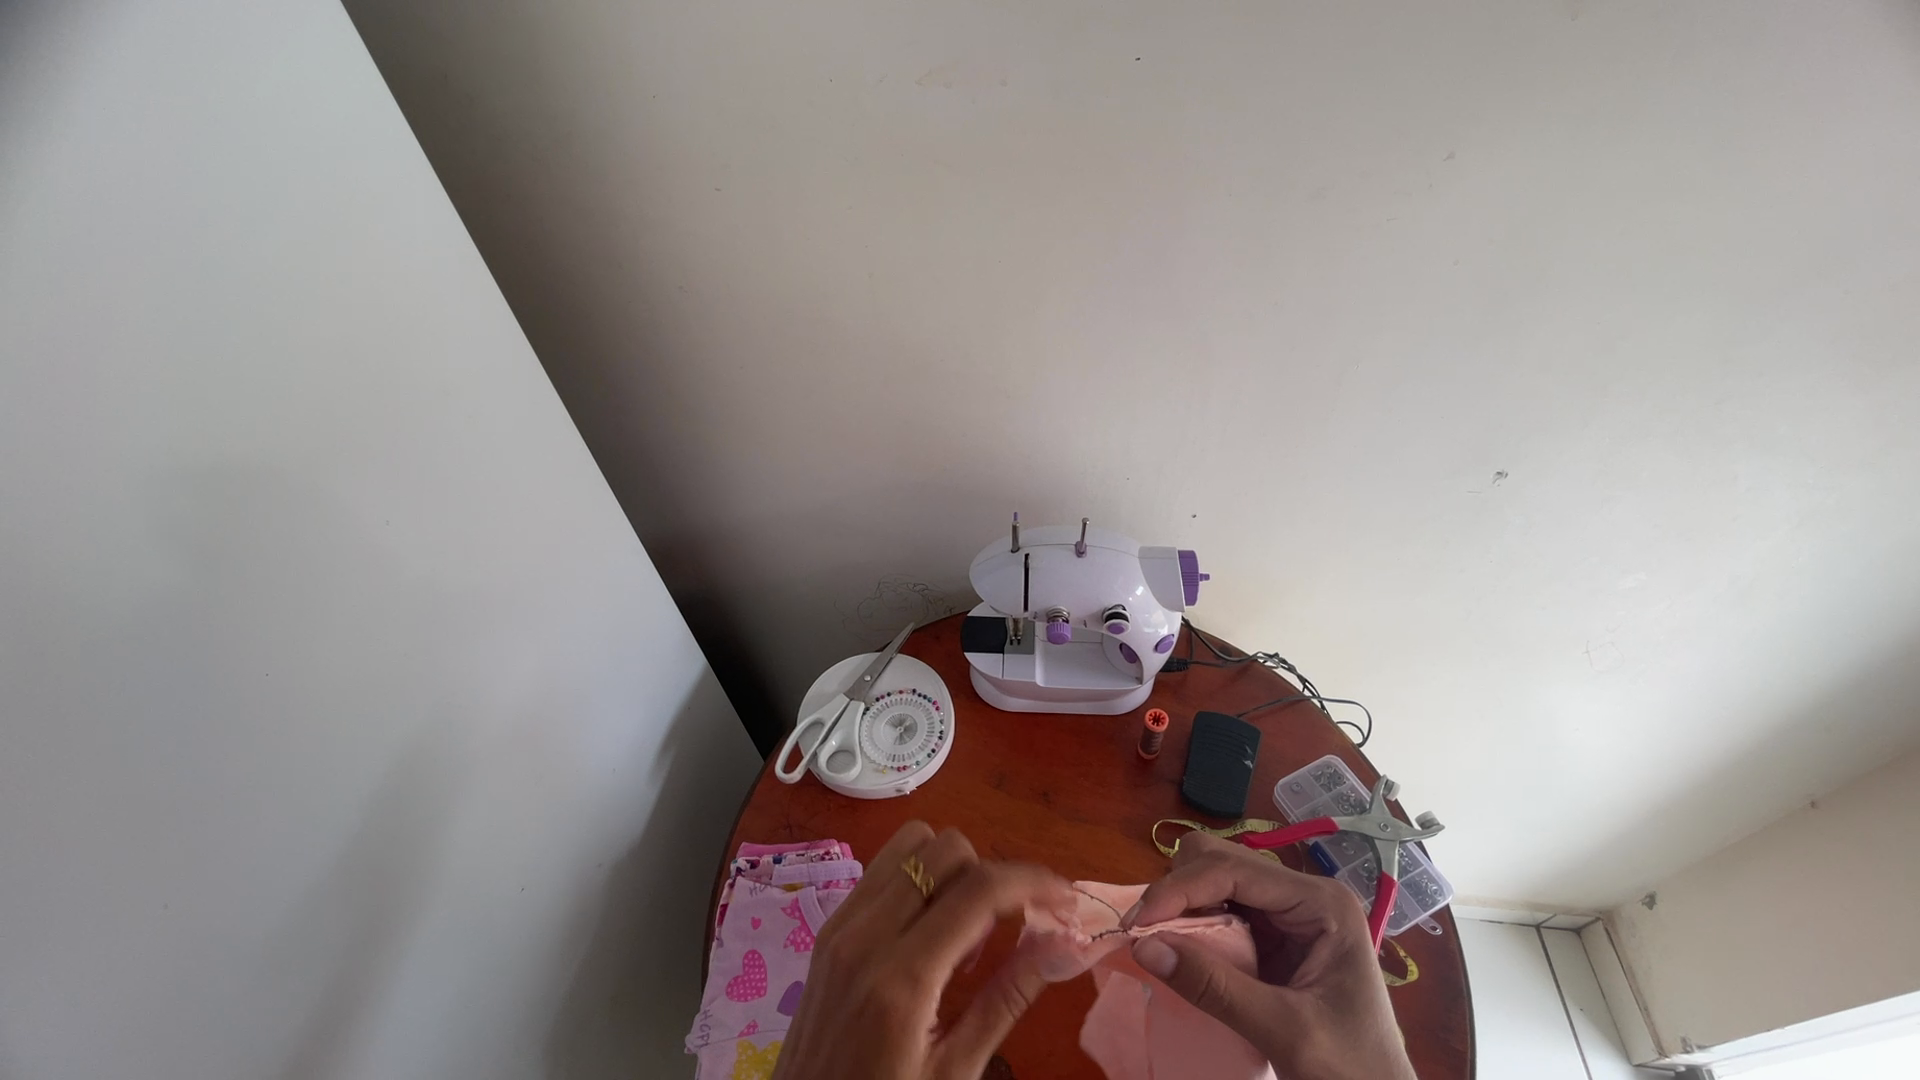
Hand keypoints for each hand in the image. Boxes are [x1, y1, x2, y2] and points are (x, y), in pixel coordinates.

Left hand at [773, 822, 1076, 1079]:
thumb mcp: (956, 1072)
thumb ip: (1009, 996)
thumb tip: (1064, 942)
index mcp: (902, 977)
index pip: (979, 889)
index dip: (1033, 882)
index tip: (1067, 900)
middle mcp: (866, 932)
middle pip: (947, 849)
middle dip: (991, 876)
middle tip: (1004, 932)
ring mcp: (842, 922)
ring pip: (913, 842)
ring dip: (953, 871)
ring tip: (963, 932)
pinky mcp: (831, 923)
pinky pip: (885, 866)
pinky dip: (920, 878)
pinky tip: (929, 929)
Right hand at [1124, 832, 1415, 1079]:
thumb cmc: (1351, 1071)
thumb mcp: (1285, 1032)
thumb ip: (1215, 988)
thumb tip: (1142, 947)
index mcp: (1320, 901)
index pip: (1232, 868)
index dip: (1180, 889)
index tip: (1138, 925)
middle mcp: (1302, 893)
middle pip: (1218, 860)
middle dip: (1178, 891)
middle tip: (1150, 935)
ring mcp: (1286, 911)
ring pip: (1212, 879)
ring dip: (1181, 907)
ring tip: (1165, 946)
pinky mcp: (1271, 934)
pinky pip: (1216, 909)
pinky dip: (1191, 924)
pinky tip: (1185, 953)